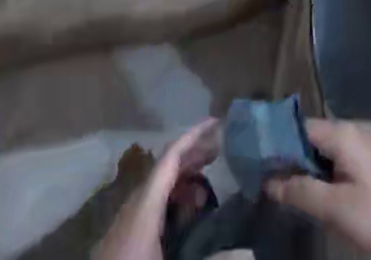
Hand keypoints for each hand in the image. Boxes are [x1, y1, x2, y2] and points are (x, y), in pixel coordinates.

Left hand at [92, 119, 218, 259]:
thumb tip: (251, 251)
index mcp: (142, 210)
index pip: (169, 159)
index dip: (192, 137)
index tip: (216, 123)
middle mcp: (130, 210)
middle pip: (162, 170)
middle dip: (191, 156)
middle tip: (220, 151)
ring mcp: (122, 227)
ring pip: (154, 189)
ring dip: (180, 180)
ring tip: (207, 187)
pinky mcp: (119, 244)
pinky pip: (148, 208)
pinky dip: (169, 201)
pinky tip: (184, 216)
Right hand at [266, 119, 370, 259]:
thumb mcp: (336, 208)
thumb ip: (300, 191)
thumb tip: (269, 179)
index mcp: (344, 132)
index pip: (300, 128)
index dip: (277, 144)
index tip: (255, 163)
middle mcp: (356, 131)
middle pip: (314, 138)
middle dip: (292, 158)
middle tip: (267, 181)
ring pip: (329, 152)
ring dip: (310, 169)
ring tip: (288, 191)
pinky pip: (344, 162)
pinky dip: (328, 175)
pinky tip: (319, 197)